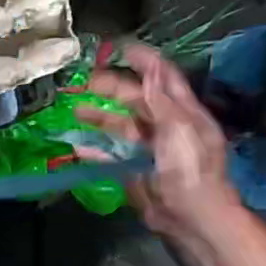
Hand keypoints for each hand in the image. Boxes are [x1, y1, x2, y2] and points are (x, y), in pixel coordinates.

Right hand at [74, 43, 243, 240]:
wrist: (191, 217)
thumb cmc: (190, 170)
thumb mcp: (180, 129)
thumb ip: (162, 99)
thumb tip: (150, 69)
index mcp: (182, 113)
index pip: (163, 78)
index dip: (145, 61)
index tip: (120, 49)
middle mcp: (166, 127)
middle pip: (136, 101)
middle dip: (112, 88)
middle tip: (83, 82)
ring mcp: (150, 150)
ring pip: (121, 127)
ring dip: (99, 117)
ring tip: (75, 109)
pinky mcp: (135, 172)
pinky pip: (111, 156)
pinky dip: (94, 151)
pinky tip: (77, 146)